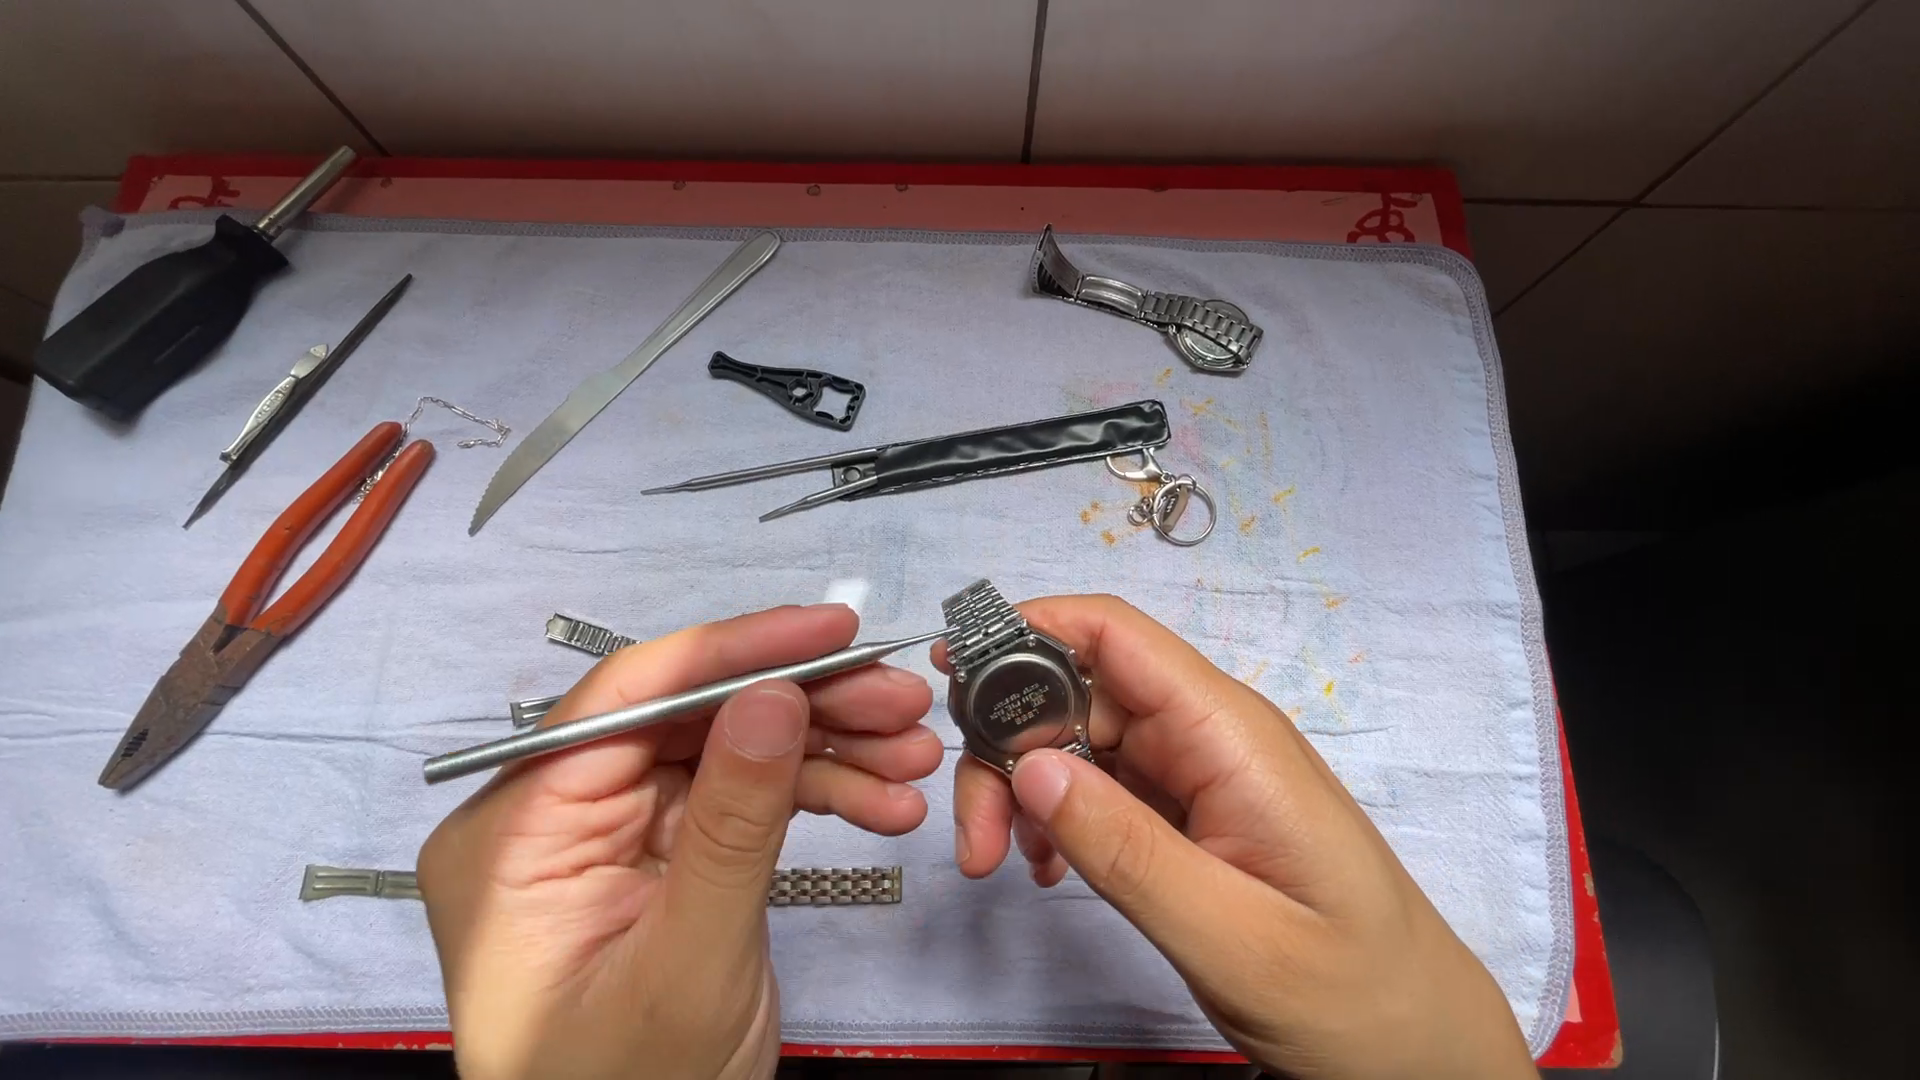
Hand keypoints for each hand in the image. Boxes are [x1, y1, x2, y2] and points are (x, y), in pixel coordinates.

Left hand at [419, 604, 939, 1079]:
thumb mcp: (691, 961)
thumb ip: (734, 821)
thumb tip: (777, 692)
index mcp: (517, 828)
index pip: (630, 698)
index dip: (739, 648)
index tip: (836, 629)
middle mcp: (563, 810)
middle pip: (699, 716)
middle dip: (810, 705)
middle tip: (903, 700)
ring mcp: (625, 828)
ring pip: (739, 749)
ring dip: (834, 749)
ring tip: (917, 756)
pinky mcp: (678, 848)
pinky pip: (755, 796)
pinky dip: (825, 794)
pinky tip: (888, 805)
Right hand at [946, 595, 1535, 1079]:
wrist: (1418, 1049)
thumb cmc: (1349, 993)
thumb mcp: (1230, 934)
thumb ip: (1124, 846)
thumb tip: (1027, 762)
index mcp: (1225, 731)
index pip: (1116, 635)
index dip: (1030, 627)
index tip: (952, 664)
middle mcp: (1202, 733)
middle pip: (1076, 693)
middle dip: (1008, 745)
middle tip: (975, 835)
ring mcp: (1189, 770)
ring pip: (1076, 741)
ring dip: (1023, 789)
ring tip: (1004, 861)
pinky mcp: (1180, 808)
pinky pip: (1096, 786)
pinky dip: (1055, 817)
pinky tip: (1049, 867)